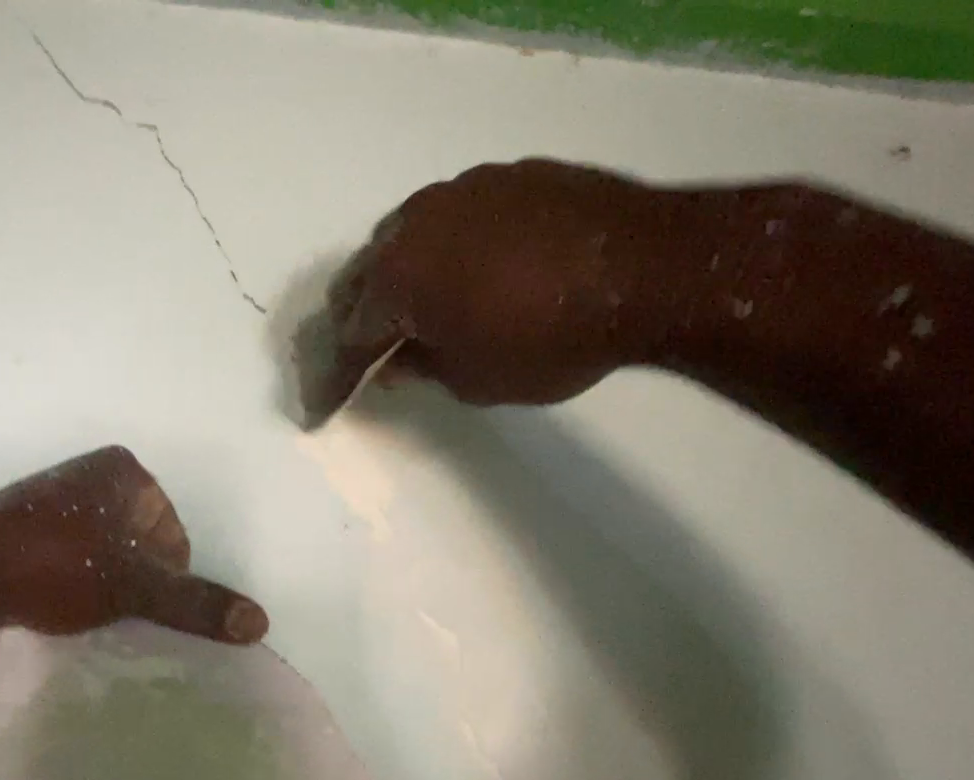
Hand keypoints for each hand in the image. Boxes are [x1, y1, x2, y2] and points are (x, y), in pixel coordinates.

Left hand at [0, 446, 268, 643]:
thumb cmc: (55, 568)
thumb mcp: (133, 587)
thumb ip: (194, 603)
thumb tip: (261, 622)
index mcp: (128, 472)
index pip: (174, 540)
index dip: (157, 579)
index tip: (122, 596)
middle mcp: (96, 471)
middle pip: (143, 543)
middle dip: (130, 577)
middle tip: (96, 600)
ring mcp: (60, 490)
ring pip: (109, 550)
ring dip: (102, 579)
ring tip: (71, 599)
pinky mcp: (31, 515)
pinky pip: (75, 548)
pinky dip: (73, 573)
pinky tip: (51, 591)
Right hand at [326, 159, 698, 408]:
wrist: (653, 266)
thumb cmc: (552, 340)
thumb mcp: (476, 380)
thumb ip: (424, 369)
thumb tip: (397, 361)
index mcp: (395, 281)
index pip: (349, 340)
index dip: (334, 380)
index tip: (320, 409)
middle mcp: (412, 227)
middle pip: (361, 278)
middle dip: (354, 321)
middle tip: (361, 353)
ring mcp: (458, 194)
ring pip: (401, 239)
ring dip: (395, 278)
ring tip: (412, 305)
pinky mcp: (503, 177)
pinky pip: (451, 219)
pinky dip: (444, 250)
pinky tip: (467, 270)